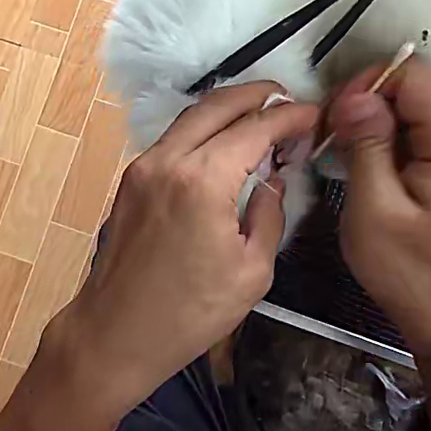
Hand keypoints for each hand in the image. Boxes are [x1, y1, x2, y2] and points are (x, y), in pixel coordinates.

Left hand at [46, 82, 316, 418]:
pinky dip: (205, 130)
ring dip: (229, 109)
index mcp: (203, 181)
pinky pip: (175, 139)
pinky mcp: (132, 182)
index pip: (255, 128)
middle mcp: (169, 161)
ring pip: (191, 117)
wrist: (117, 335)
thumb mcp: (253, 271)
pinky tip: (226, 145)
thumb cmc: (190, 314)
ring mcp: (144, 168)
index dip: (289, 117)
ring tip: (262, 116)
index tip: (313, 115)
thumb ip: (269, 216)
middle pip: (218, 105)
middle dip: (258, 95)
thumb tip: (271, 182)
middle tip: (289, 100)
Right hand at [328, 57, 430, 351]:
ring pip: (412, 108)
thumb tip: (353, 96)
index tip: (336, 117)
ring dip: (373, 121)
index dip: (369, 85)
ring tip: (341, 149)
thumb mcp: (374, 208)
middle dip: (368, 102)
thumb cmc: (406, 269)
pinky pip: (417, 131)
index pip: (414, 76)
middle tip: (331, 135)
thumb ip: (366, 144)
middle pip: (415, 88)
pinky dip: (386, 137)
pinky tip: (363, 161)